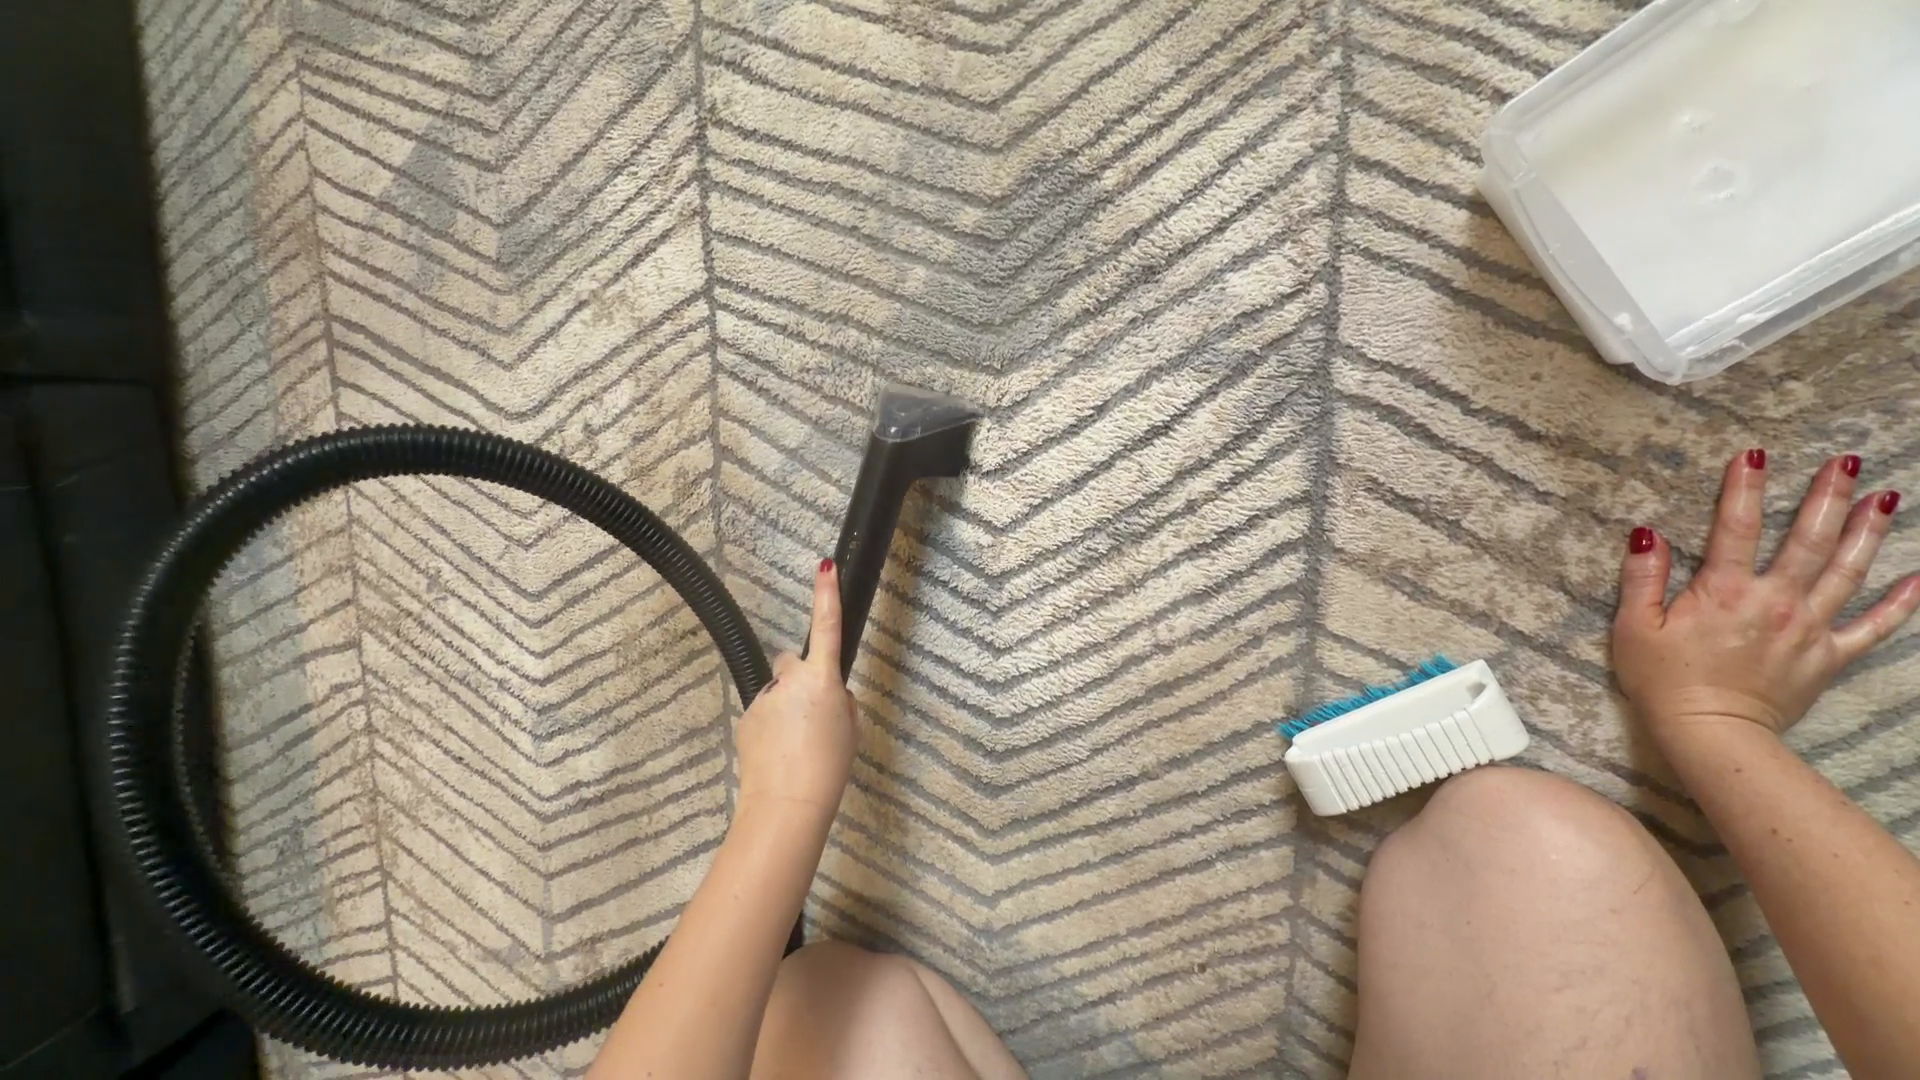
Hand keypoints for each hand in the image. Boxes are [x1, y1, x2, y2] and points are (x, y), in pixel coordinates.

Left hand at [735, 558, 859, 819]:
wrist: (787, 803)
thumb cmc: (830, 768)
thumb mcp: (852, 731)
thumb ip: (842, 703)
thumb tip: (829, 695)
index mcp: (823, 680)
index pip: (828, 628)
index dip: (827, 594)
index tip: (825, 565)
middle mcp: (789, 681)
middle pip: (794, 662)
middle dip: (802, 676)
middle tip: (813, 713)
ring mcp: (763, 698)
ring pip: (779, 691)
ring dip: (786, 707)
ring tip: (795, 746)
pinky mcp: (745, 718)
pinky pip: (764, 712)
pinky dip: (772, 727)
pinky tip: (779, 754)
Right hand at [1613, 449, 1919, 740]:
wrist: (1709, 730)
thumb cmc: (1661, 677)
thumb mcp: (1633, 626)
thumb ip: (1643, 578)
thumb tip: (1648, 534)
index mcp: (1724, 591)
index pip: (1737, 528)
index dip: (1744, 489)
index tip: (1756, 455)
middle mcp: (1775, 601)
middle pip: (1807, 540)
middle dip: (1828, 498)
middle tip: (1848, 463)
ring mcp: (1809, 628)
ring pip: (1847, 571)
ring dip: (1868, 533)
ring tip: (1888, 498)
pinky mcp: (1828, 656)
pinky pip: (1874, 626)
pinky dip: (1901, 602)